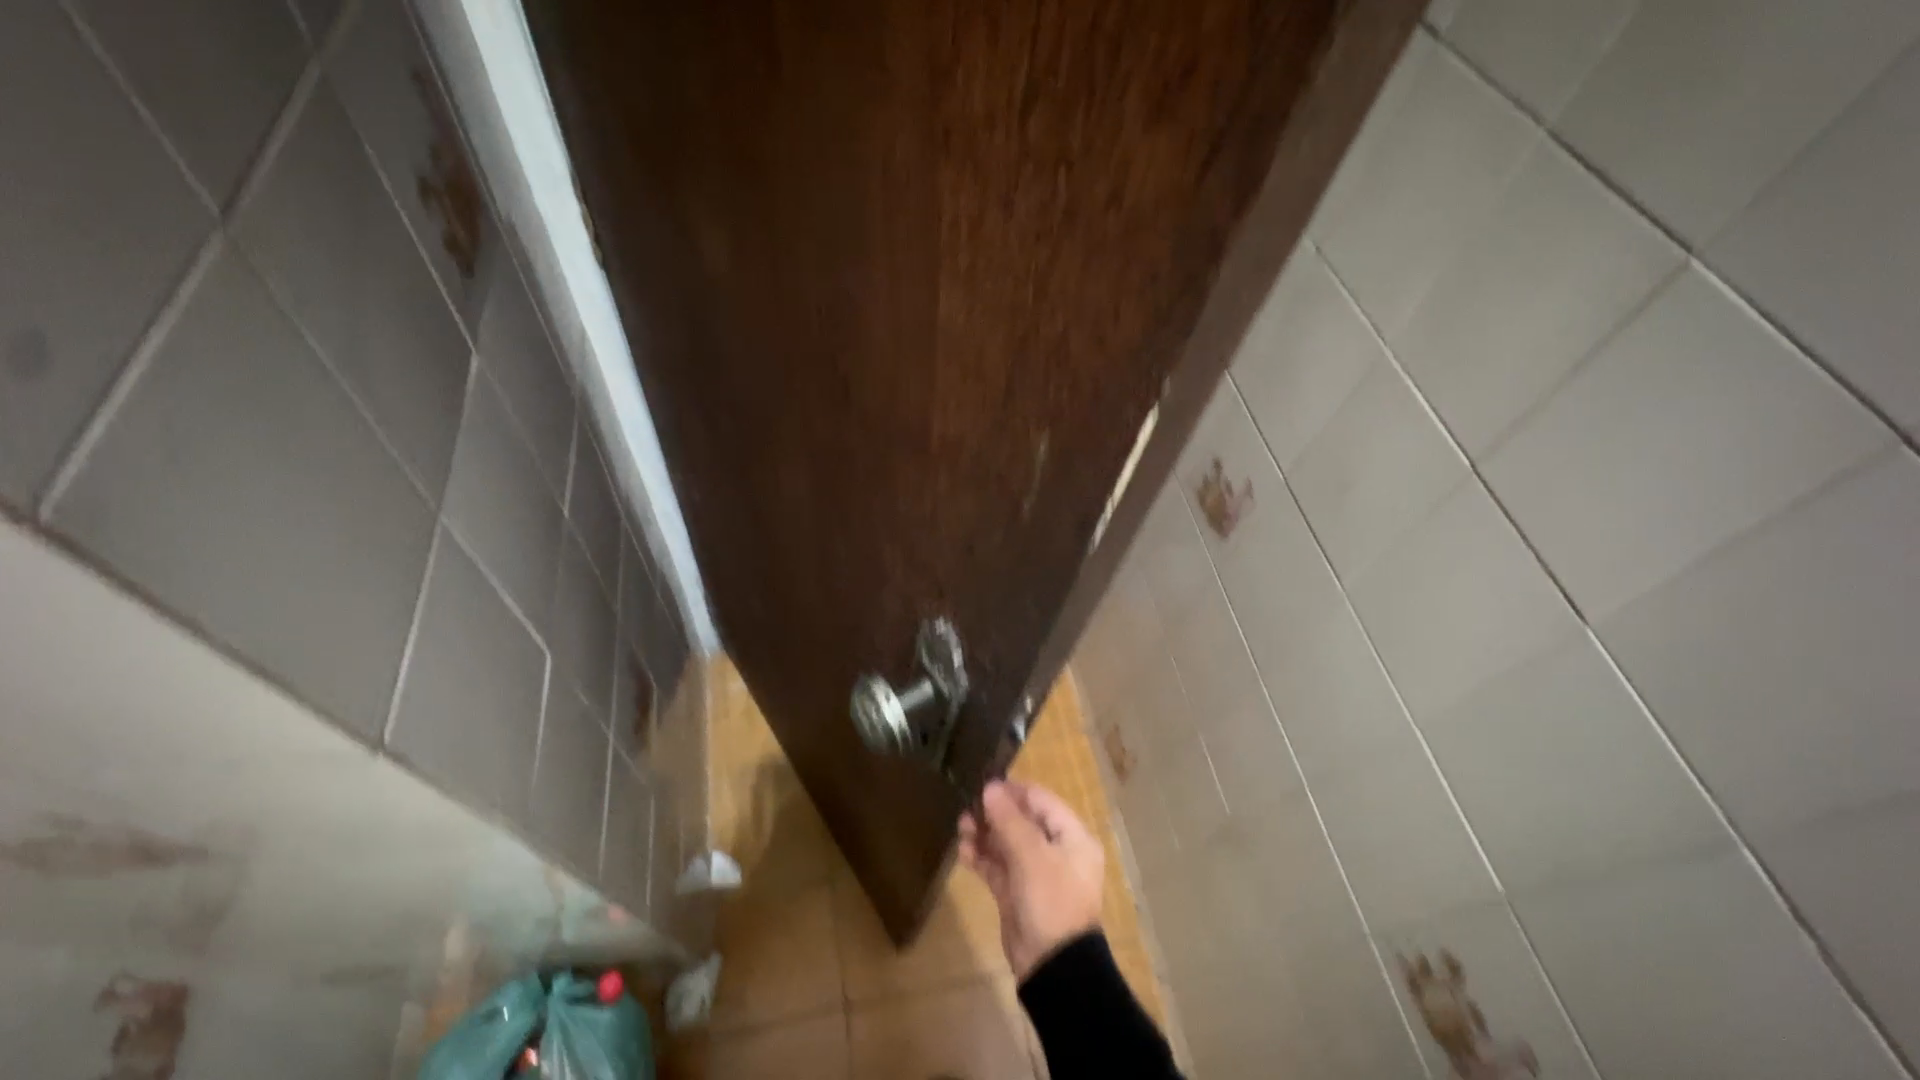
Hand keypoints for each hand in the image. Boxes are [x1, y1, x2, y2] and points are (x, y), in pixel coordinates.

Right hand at [958, 779, 1105, 979]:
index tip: (982, 782)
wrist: (1053, 966)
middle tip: (966, 807)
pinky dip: (983, 858)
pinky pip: (999, 868)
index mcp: (1072, 838)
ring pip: (1008, 845)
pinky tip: (963, 850)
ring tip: (961, 826)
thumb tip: (990, 788)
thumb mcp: (1032, 856)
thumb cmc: (1051, 901)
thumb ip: (1009, 820)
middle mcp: (1057, 852)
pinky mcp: (1018, 895)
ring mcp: (1036, 875)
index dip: (1013, 790)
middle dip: (994, 813)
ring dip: (985, 834)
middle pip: (1023, 821)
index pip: (1042, 801)